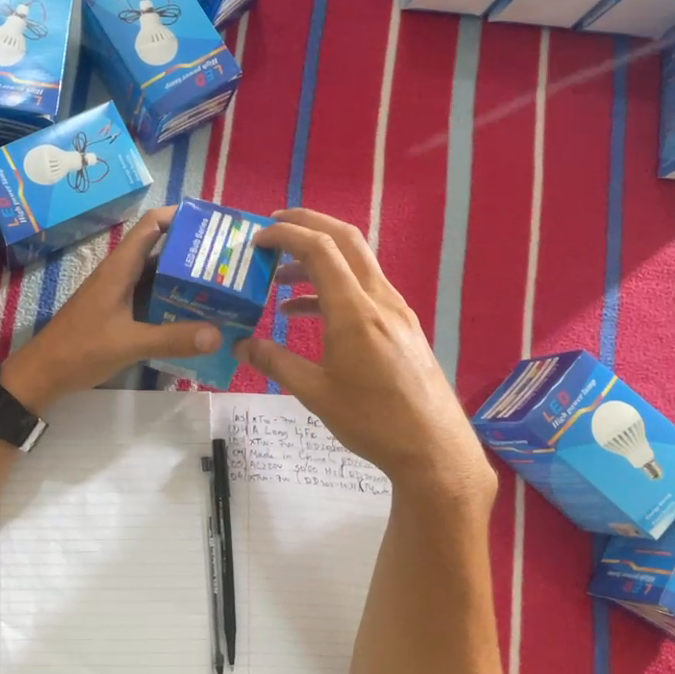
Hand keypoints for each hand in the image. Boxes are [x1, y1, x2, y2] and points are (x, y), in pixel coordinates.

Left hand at [0, 205, 221, 412]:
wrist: (43, 373)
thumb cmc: (80, 350)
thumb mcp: (129, 344)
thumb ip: (172, 339)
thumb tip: (217, 334)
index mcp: (120, 268)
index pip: (153, 224)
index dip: (182, 216)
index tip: (215, 223)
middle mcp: (120, 274)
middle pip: (160, 249)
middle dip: (193, 251)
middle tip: (228, 261)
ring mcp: (117, 293)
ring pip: (156, 276)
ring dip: (183, 278)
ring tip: (221, 286)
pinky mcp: (116, 312)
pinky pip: (149, 298)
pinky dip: (170, 301)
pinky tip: (194, 316)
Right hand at [235, 208, 494, 501]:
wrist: (433, 449)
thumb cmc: (372, 422)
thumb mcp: (314, 394)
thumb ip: (275, 362)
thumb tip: (241, 345)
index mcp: (355, 312)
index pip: (320, 250)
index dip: (286, 234)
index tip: (257, 238)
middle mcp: (380, 300)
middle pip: (345, 240)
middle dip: (308, 224)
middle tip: (272, 227)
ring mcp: (395, 311)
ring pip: (356, 263)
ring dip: (317, 258)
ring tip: (278, 276)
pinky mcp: (401, 326)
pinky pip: (363, 289)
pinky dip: (331, 286)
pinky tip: (304, 310)